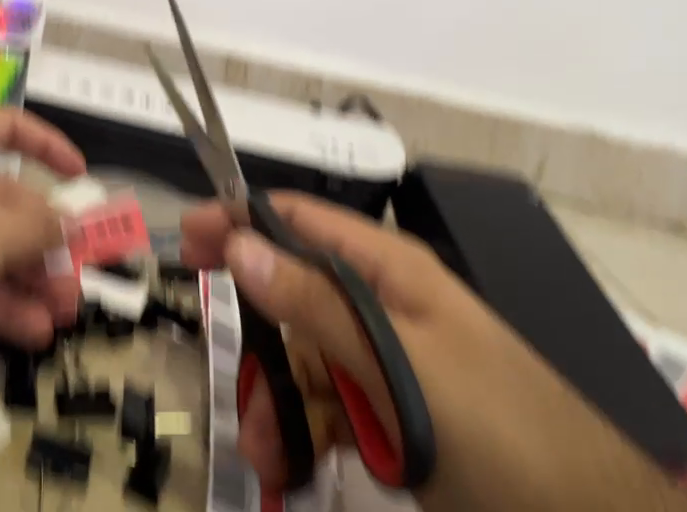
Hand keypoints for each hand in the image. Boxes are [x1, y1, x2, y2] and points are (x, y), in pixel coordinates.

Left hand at [0, 109, 87, 361]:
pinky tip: (32, 331)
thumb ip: (39, 225)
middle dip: (44, 239)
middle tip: (78, 272)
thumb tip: (65, 224)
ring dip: (29, 278)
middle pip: (1, 199)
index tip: (80, 176)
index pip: (5, 126)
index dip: (47, 145)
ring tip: (63, 312)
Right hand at [183, 193, 686, 511]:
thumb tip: (240, 243)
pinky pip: (327, 409)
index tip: (186, 236)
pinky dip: (300, 434)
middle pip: (292, 297)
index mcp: (389, 271)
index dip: (240, 220)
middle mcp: (382, 307)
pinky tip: (286, 466)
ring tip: (263, 452)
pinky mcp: (393, 416)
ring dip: (274, 402)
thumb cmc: (500, 429)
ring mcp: (387, 364)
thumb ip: (315, 302)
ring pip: (303, 361)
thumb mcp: (400, 361)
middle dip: (256, 338)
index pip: (299, 220)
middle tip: (225, 371)